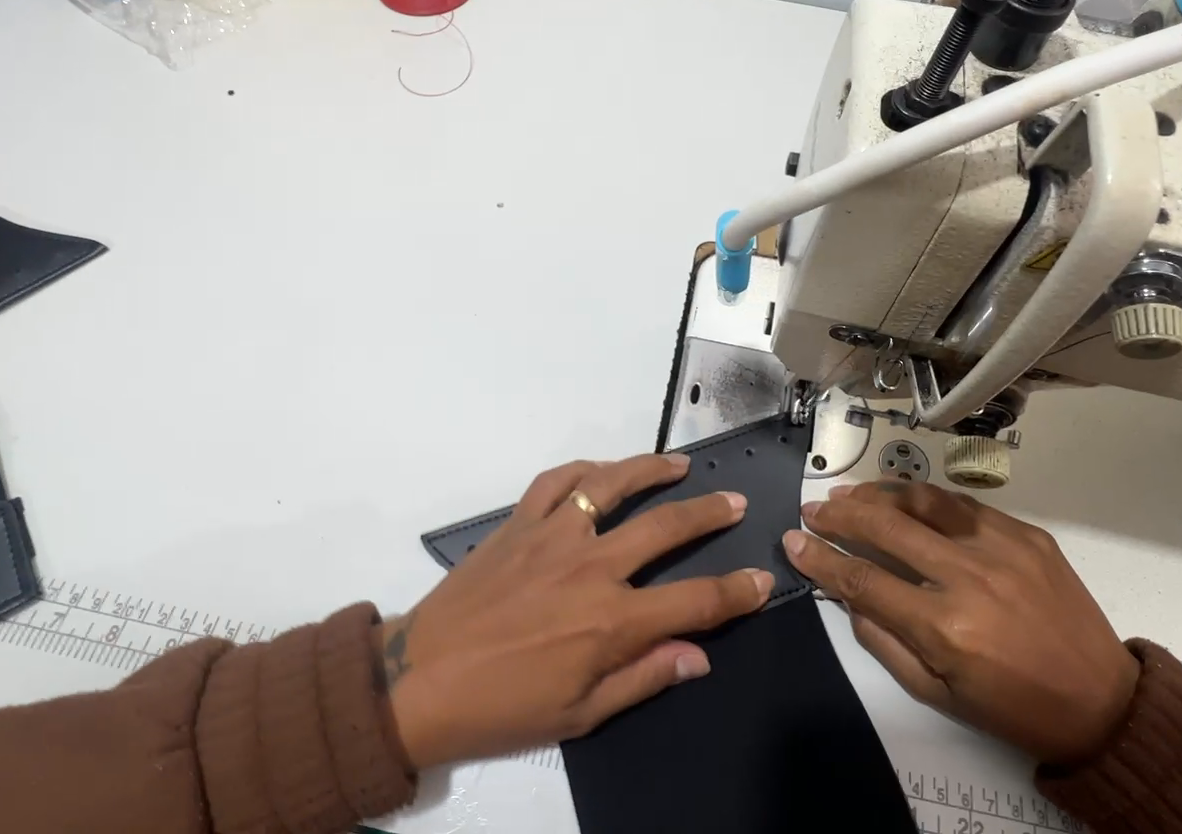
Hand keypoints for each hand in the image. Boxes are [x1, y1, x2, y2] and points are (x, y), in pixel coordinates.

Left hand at [382, 453, 774, 768]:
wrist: (419, 681)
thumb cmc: (504, 707)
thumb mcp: (581, 714)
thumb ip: (644, 677)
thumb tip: (699, 655)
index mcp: (611, 620)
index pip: (694, 601)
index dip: (736, 592)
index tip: (762, 580)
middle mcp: (590, 566)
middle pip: (665, 528)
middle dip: (709, 513)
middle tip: (734, 501)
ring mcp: (553, 535)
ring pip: (612, 485)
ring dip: (651, 469)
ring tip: (680, 465)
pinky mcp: (519, 522)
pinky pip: (556, 481)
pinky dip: (584, 470)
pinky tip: (602, 471)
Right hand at [783, 481, 1138, 764]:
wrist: (1103, 703)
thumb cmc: (1013, 708)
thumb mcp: (938, 695)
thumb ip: (884, 642)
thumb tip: (848, 596)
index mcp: (944, 626)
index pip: (863, 578)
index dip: (820, 558)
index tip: (792, 541)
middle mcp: (969, 576)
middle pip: (886, 526)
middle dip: (840, 514)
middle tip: (814, 509)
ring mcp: (1002, 547)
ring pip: (924, 500)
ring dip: (880, 493)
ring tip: (851, 493)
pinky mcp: (1028, 534)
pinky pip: (964, 505)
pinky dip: (927, 498)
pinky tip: (907, 497)